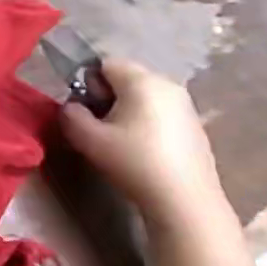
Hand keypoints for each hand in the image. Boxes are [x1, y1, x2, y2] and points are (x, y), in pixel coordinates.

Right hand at [60, 58, 229, 232]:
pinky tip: (143, 152)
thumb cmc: (133, 162)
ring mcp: (186, 106)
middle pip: (126, 78)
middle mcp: (168, 85)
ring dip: (126, 111)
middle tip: (99, 127)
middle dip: (107, 97)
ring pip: (144, 97)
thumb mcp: (87, 138)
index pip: (106, 63)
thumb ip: (70, 114)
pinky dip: (146, 124)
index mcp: (142, 81)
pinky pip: (161, 113)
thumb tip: (73, 107)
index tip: (87, 111)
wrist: (185, 202)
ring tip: (119, 142)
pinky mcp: (195, 127)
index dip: (88, 83)